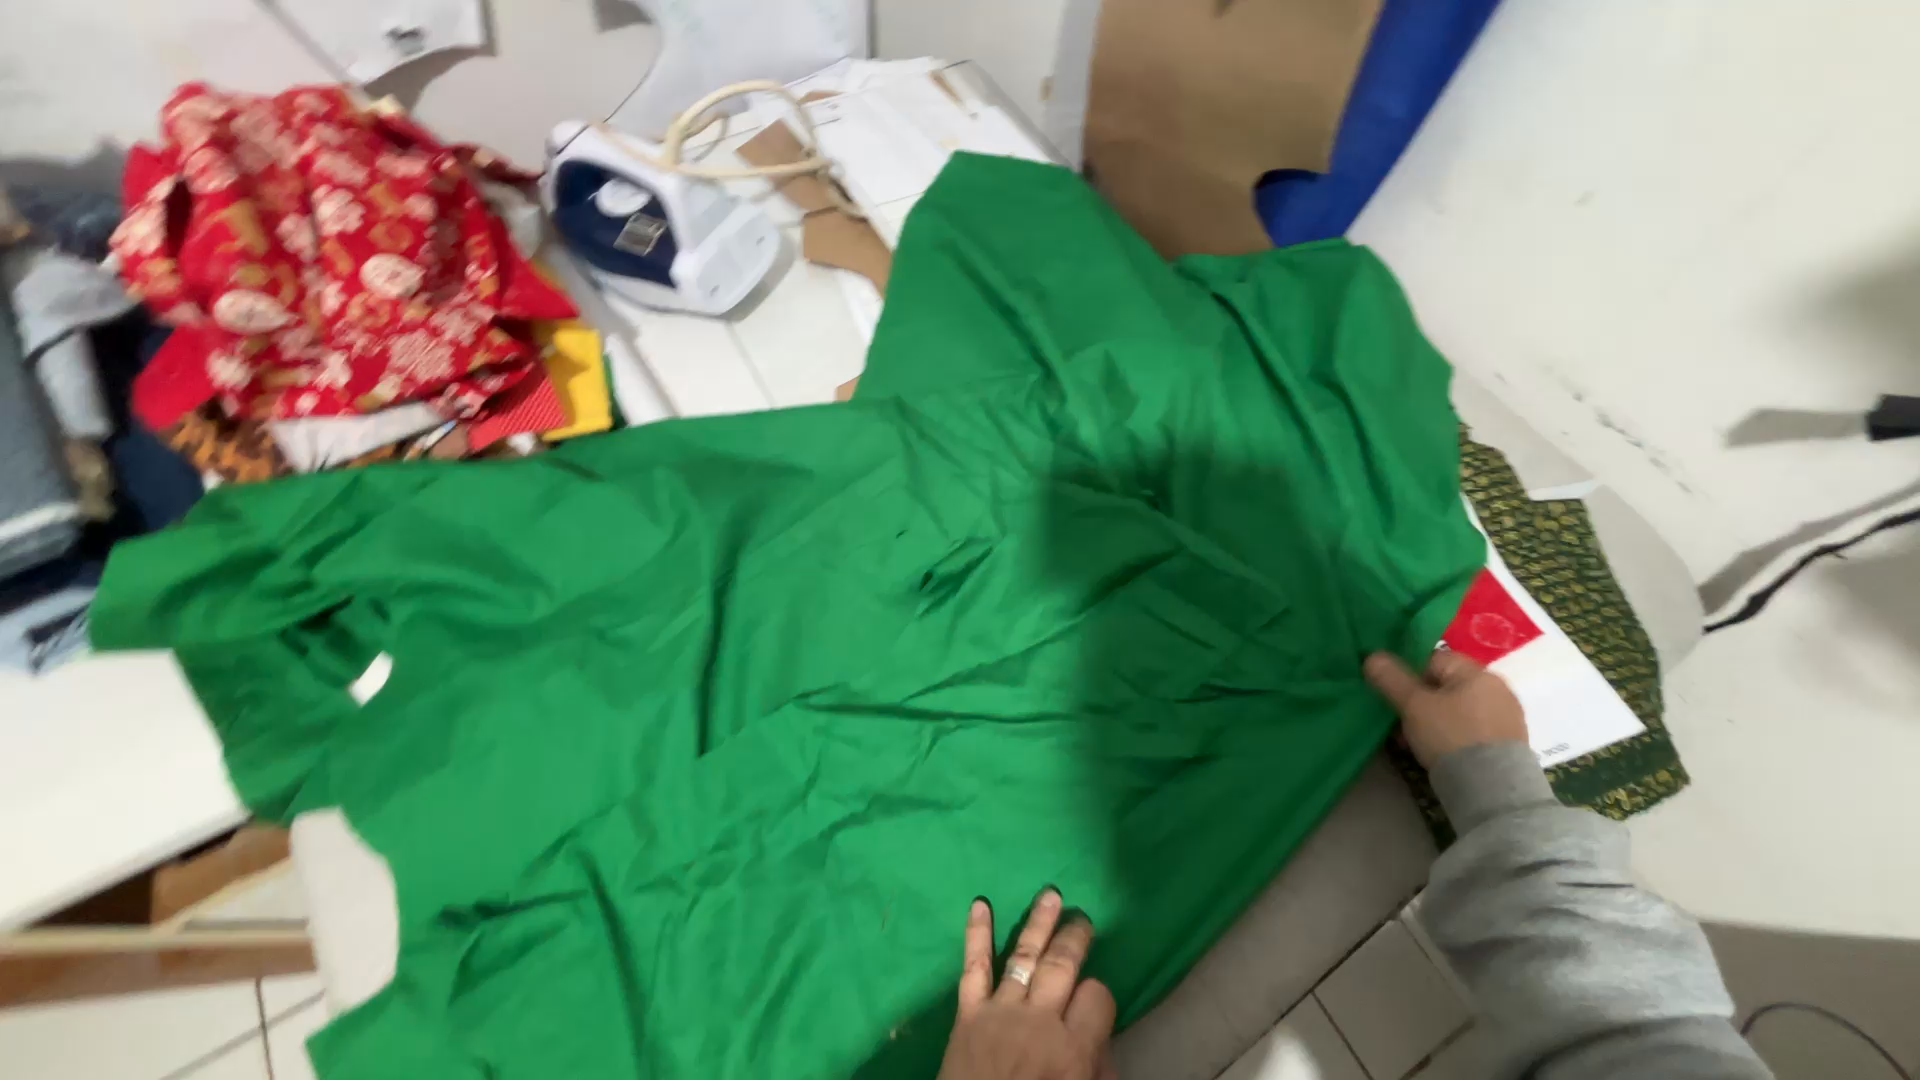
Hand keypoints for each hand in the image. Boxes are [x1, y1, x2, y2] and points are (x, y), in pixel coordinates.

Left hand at [936, 888, 1115, 1079]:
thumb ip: (1097, 1075)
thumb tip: (1102, 1048)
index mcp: (1072, 1051)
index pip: (1098, 998)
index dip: (1100, 996)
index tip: (1096, 1000)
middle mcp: (1039, 1022)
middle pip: (1063, 966)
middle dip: (1075, 938)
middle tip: (1083, 917)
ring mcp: (1001, 1012)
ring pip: (1024, 956)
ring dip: (1039, 923)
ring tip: (1051, 894)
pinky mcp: (968, 1013)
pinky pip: (973, 968)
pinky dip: (976, 934)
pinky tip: (980, 904)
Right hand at [1363, 650, 1527, 768]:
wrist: (1491, 788)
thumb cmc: (1450, 735)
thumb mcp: (1413, 705)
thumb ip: (1391, 678)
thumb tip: (1372, 656)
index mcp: (1476, 672)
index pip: (1432, 659)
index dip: (1407, 674)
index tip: (1394, 696)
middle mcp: (1496, 688)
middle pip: (1443, 685)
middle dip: (1417, 701)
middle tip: (1399, 722)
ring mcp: (1506, 716)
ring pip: (1454, 708)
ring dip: (1431, 719)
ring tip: (1414, 740)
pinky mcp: (1507, 742)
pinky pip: (1469, 727)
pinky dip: (1450, 734)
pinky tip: (1438, 751)